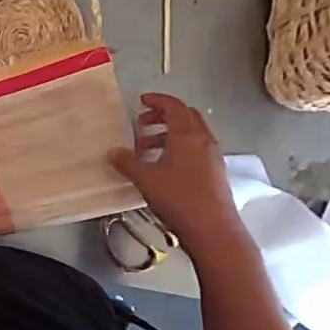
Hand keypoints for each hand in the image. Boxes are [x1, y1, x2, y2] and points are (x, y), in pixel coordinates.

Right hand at [108, 93, 245, 257]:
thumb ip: (127, 163)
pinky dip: (180, 147)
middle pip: (186, 116)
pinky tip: (165, 167)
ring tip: (148, 148)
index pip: (174, 106)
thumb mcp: (146, 180)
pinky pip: (197, 149)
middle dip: (164, 115)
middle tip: (143, 124)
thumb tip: (112, 151)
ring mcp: (213, 156)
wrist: (214, 230)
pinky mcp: (216, 172)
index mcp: (187, 134)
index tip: (142, 101)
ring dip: (170, 134)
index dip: (157, 100)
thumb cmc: (179, 199)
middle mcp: (203, 140)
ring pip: (192, 133)